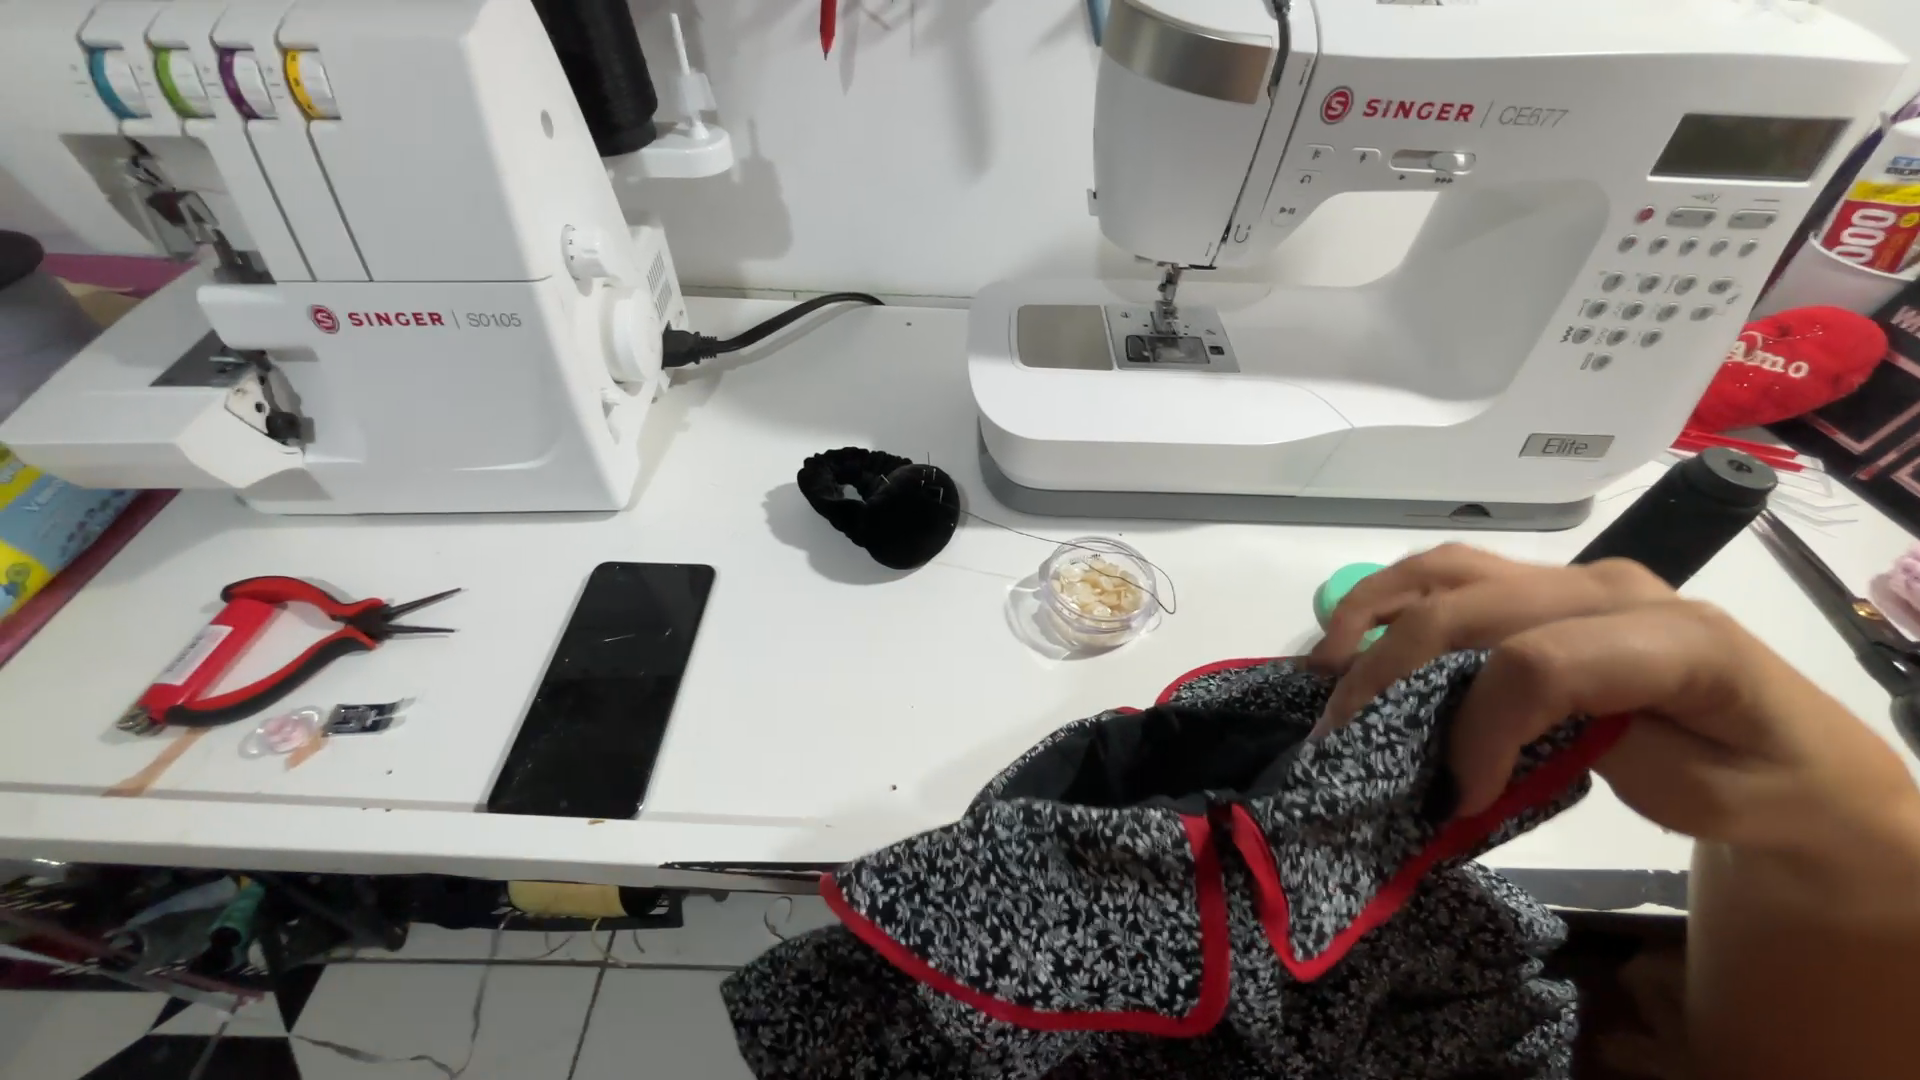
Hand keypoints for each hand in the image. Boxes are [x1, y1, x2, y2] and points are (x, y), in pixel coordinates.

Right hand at [1305, 544, 1919, 854]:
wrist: (1791, 747)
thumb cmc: (1756, 783)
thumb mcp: (1696, 793)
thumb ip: (1578, 755)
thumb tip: (1456, 764)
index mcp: (1674, 637)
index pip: (1538, 663)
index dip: (1480, 729)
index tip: (1454, 794)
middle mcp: (1609, 587)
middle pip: (1466, 611)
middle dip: (1391, 674)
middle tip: (1343, 734)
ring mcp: (1567, 575)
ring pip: (1443, 572)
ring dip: (1368, 616)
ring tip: (1325, 669)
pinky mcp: (1536, 581)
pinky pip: (1446, 572)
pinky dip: (1387, 598)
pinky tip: (1352, 633)